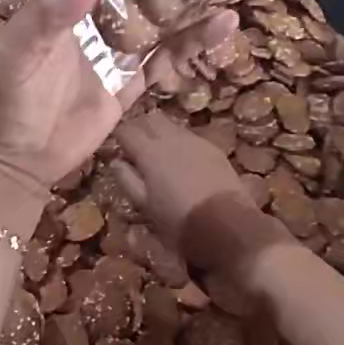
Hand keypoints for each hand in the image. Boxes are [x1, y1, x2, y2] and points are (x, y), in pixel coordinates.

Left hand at [0, 0, 237, 196]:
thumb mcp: (20, 55)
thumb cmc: (5, 101)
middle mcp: (94, 14)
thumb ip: (52, 14)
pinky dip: (195, 40)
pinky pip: (169, 54)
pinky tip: (223, 25)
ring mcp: (117, 46)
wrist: (15, 160)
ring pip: (161, 10)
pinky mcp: (133, 79)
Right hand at [112, 111, 296, 289]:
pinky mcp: (213, 148)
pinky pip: (189, 136)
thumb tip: (116, 162)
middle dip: (139, 127)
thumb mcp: (145, 206)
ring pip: (170, 124)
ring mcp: (195, 140)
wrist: (227, 226)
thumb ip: (128, 180)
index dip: (118, 135)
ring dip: (159, 132)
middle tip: (134, 145)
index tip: (115, 146)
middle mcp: (171, 138)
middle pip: (149, 118)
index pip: (126, 130)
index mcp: (149, 152)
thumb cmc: (179, 222)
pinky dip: (178, 141)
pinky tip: (180, 159)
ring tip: (157, 152)